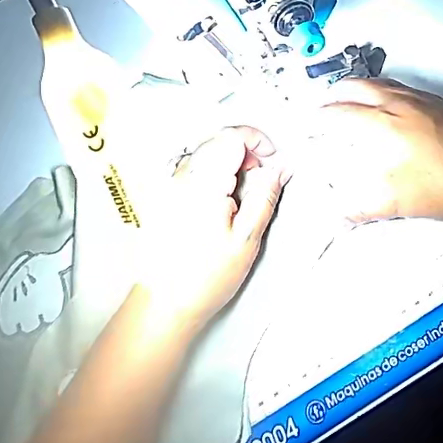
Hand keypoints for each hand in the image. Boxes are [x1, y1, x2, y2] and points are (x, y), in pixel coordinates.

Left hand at [130, 126, 285, 330]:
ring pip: (207, 154)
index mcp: (202, 184)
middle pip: (219, 141)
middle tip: (261, 182)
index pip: (232, 136)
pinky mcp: (164, 197)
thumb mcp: (247, 238)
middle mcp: (181, 179)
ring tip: (241, 200)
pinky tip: (222, 205)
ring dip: (231, 166)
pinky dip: (215, 177)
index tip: (272, 159)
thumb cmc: (202, 278)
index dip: (259, 141)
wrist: (163, 305)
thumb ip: (265, 195)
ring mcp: (169, 187)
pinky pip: (194, 171)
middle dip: (247, 154)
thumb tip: (280, 169)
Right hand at [292, 78, 442, 228]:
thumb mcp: (402, 203)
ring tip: (349, 102)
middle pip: (358, 88)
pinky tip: (391, 108)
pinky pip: (401, 88)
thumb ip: (362, 206)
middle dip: (334, 96)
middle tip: (322, 110)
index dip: (319, 122)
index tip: (307, 129)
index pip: (340, 115)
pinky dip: (383, 90)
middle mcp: (401, 105)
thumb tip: (336, 211)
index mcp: (385, 126)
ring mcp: (424, 101)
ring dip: (358, 89)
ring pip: (381, 84)